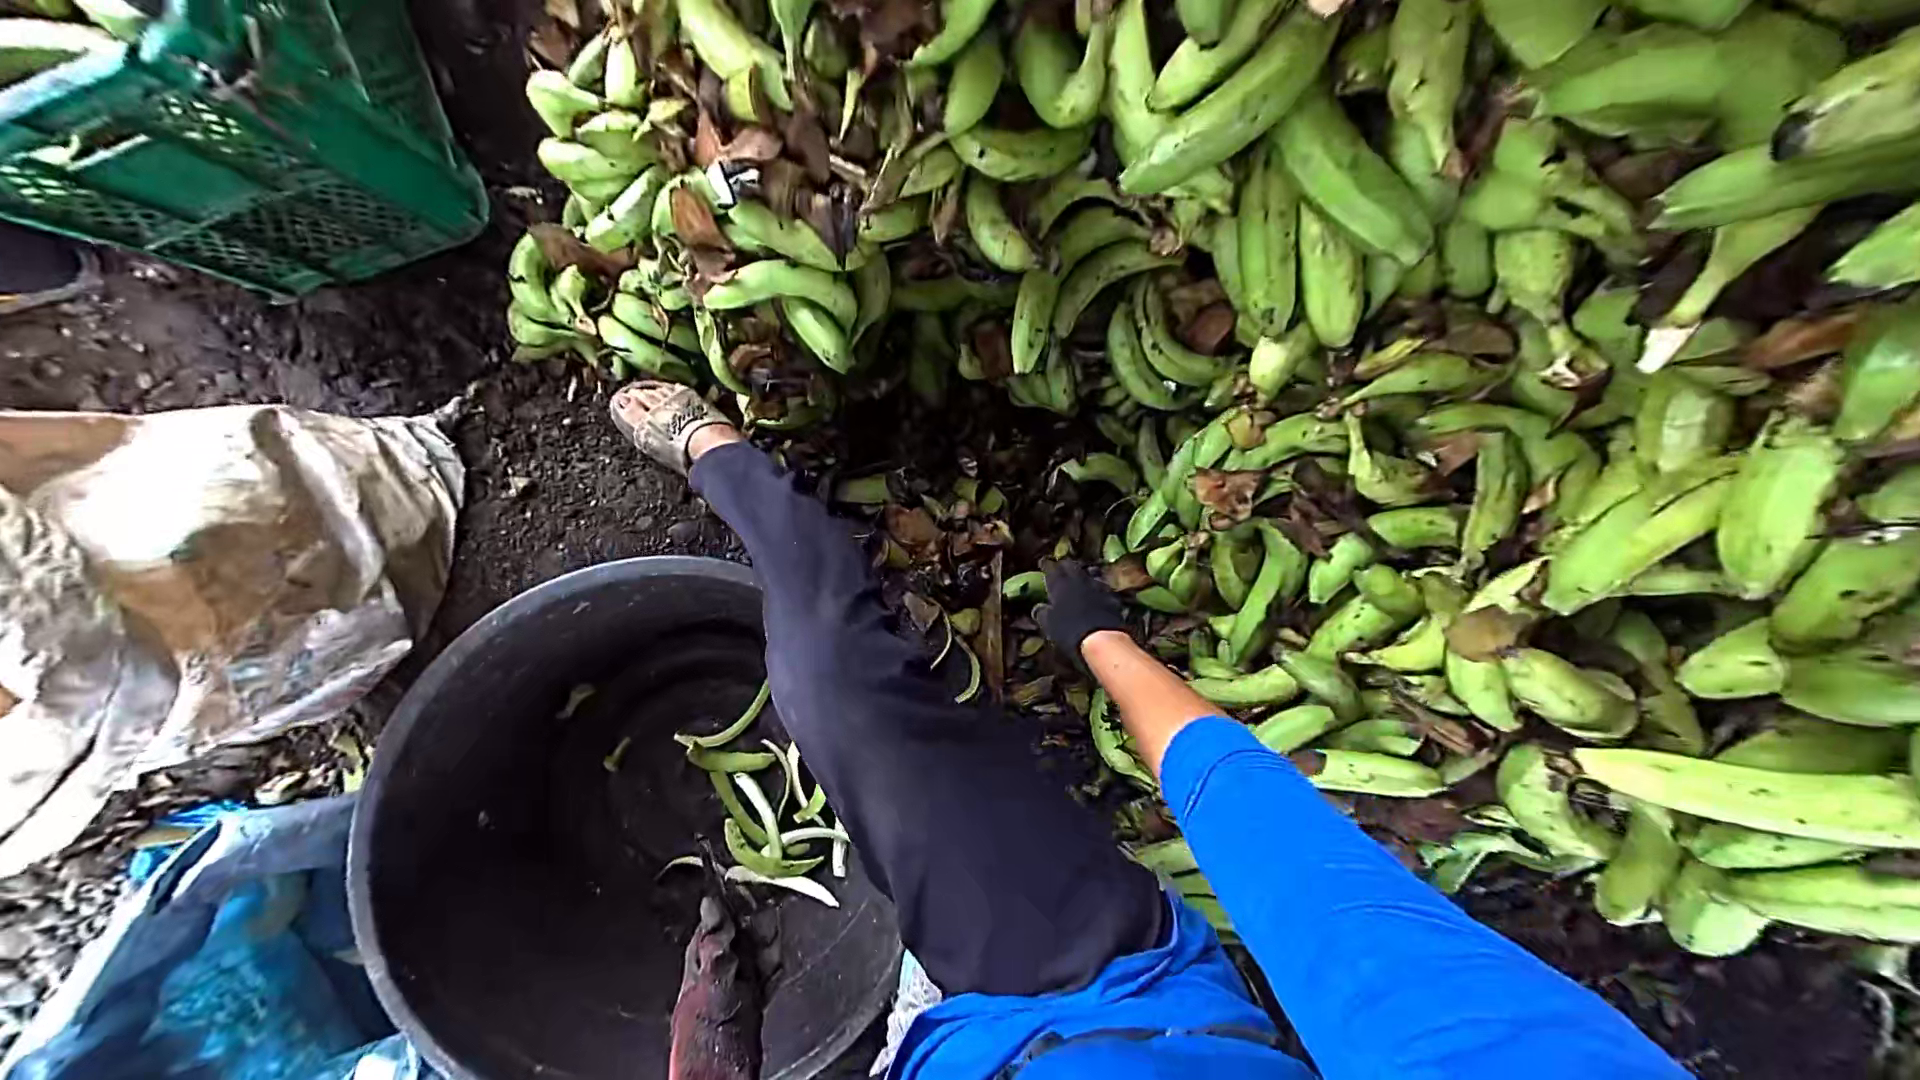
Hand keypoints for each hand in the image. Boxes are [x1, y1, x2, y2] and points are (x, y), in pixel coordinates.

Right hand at [1036, 560, 1128, 662]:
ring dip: (1083, 575)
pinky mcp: (1112, 597)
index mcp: (1060, 584)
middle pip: (1071, 566)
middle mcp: (1079, 580)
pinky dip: (1097, 589)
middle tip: (1060, 567)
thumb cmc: (1068, 630)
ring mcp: (1097, 587)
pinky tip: (1097, 595)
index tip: (1043, 563)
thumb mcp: (1048, 624)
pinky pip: (1102, 588)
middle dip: (1065, 565)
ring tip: (1079, 578)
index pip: (1051, 567)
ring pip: (1089, 574)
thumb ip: (1042, 613)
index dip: (1046, 564)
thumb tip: (1039, 608)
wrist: (1102, 638)